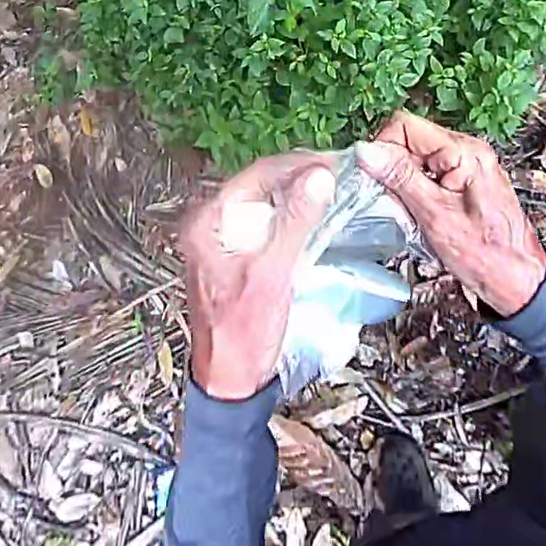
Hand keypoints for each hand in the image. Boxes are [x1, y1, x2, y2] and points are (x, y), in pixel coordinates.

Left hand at [179, 153, 333, 398]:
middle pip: (262, 182)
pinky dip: (294, 211)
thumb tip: (320, 176)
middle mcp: (212, 221)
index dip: (298, 165)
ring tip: (332, 185)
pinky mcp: (240, 249)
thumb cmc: (242, 333)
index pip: (259, 174)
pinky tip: (315, 210)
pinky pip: (270, 217)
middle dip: (301, 174)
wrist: (230, 381)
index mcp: (208, 221)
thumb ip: (295, 222)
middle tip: (337, 171)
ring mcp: (225, 235)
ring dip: (300, 190)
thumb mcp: (272, 274)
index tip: (332, 163)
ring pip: (268, 198)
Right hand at [356, 111, 545, 316]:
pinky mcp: (466, 177)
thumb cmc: (486, 255)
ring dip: (405, 182)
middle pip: (410, 139)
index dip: (383, 149)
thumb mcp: (435, 216)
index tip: (379, 179)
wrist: (519, 281)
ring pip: (417, 156)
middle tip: (399, 202)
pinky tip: (425, 212)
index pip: (405, 125)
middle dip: (395, 169)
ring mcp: (468, 162)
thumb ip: (400, 178)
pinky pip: (429, 171)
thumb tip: (367, 151)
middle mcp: (468, 149)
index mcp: (463, 151)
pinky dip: (418, 190)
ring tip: (415, 211)